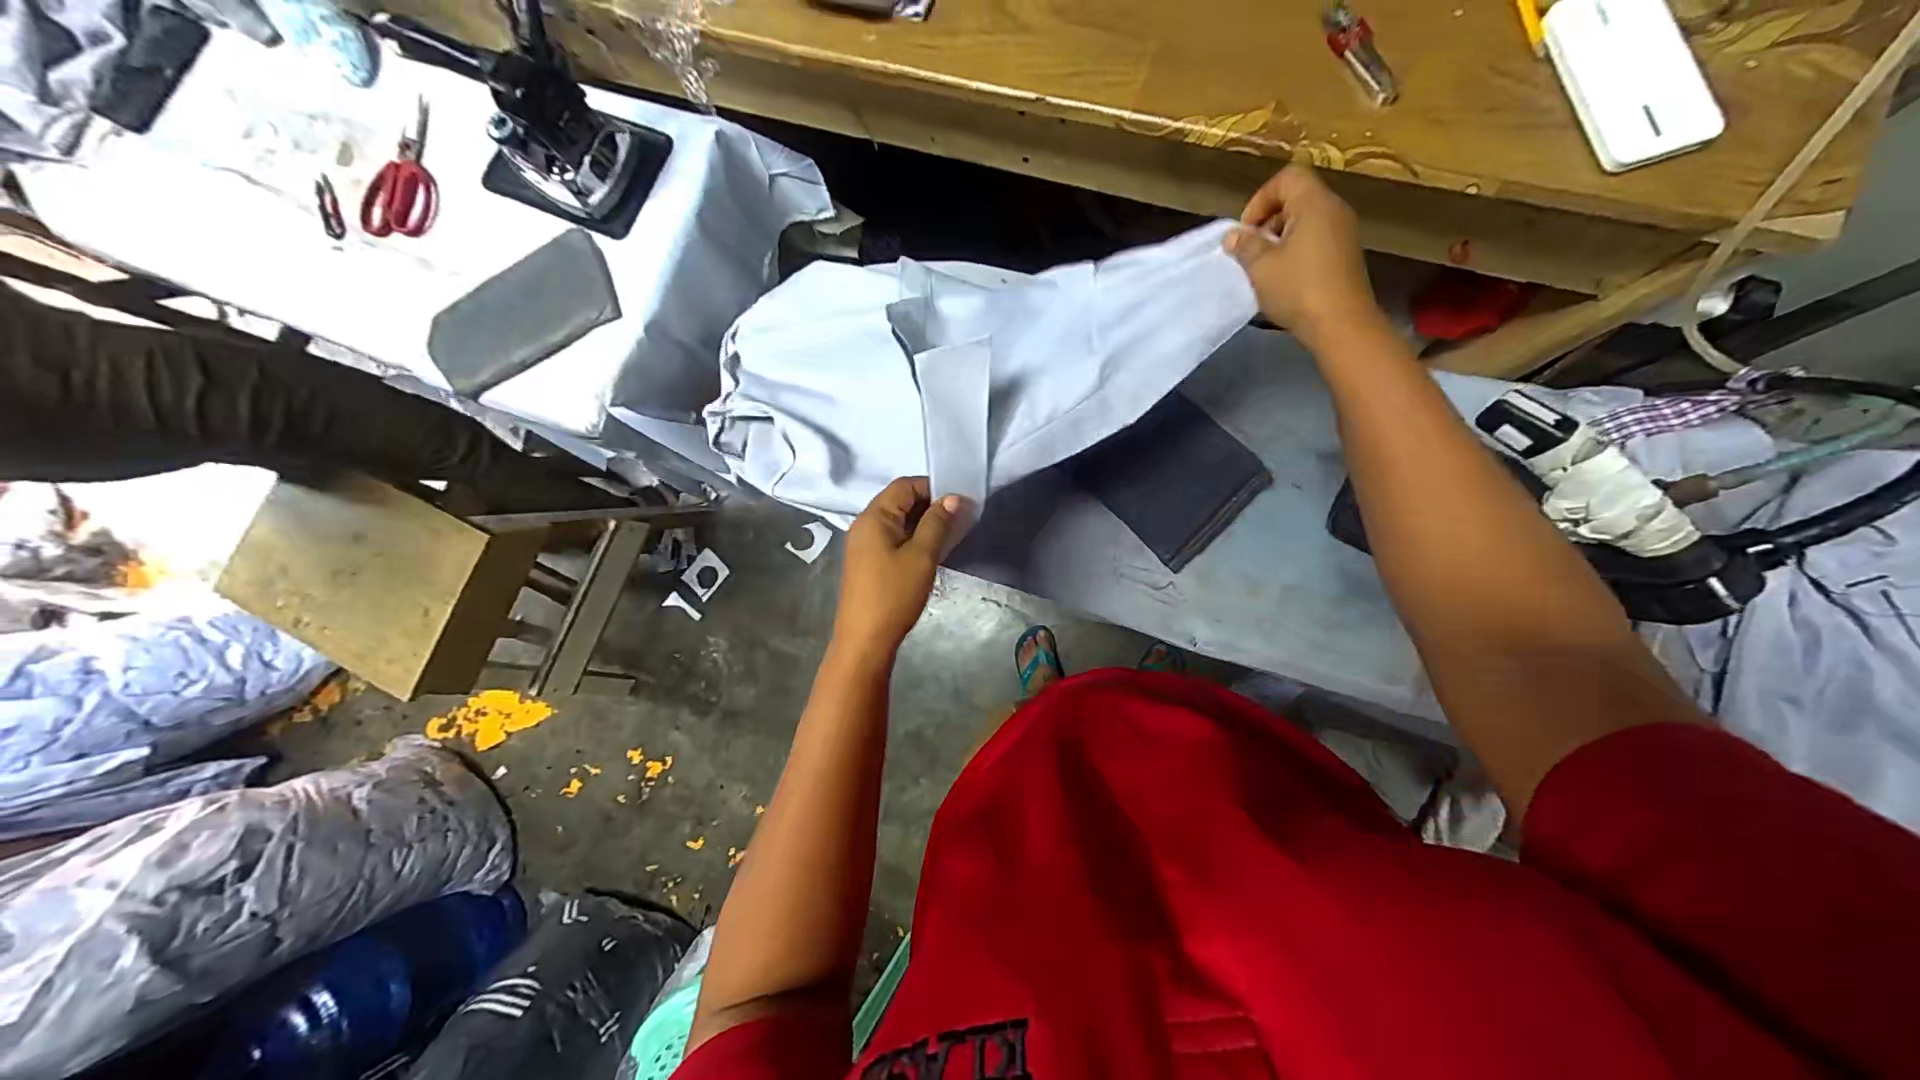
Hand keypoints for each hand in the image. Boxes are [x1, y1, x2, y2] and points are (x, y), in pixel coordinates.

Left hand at [832, 477, 964, 653]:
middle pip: (899, 501)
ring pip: (897, 521)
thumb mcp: (922, 556)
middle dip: (929, 505)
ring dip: (922, 524)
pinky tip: (930, 552)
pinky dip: (912, 538)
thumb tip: (953, 497)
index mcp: (874, 517)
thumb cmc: (894, 594)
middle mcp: (864, 525)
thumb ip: (937, 523)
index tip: (959, 502)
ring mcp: (863, 544)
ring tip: (949, 536)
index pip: (904, 485)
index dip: (932, 488)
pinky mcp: (867, 562)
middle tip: (959, 519)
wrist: (865, 640)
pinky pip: (892, 538)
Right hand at [1224, 165, 1384, 350]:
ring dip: (1280, 237)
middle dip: (1268, 219)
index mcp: (1315, 204)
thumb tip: (1234, 236)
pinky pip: (1316, 238)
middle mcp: (1334, 210)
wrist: (1340, 324)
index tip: (1246, 230)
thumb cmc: (1298, 289)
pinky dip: (1296, 249)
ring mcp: (1344, 232)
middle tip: (1251, 249)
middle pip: (1298, 197)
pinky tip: (1283, 277)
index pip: (1287, 178)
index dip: (1261, 198)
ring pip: (1306, 219)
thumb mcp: (1261, 267)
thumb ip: (1245, 246)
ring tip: (1264, 266)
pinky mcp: (1345, 254)